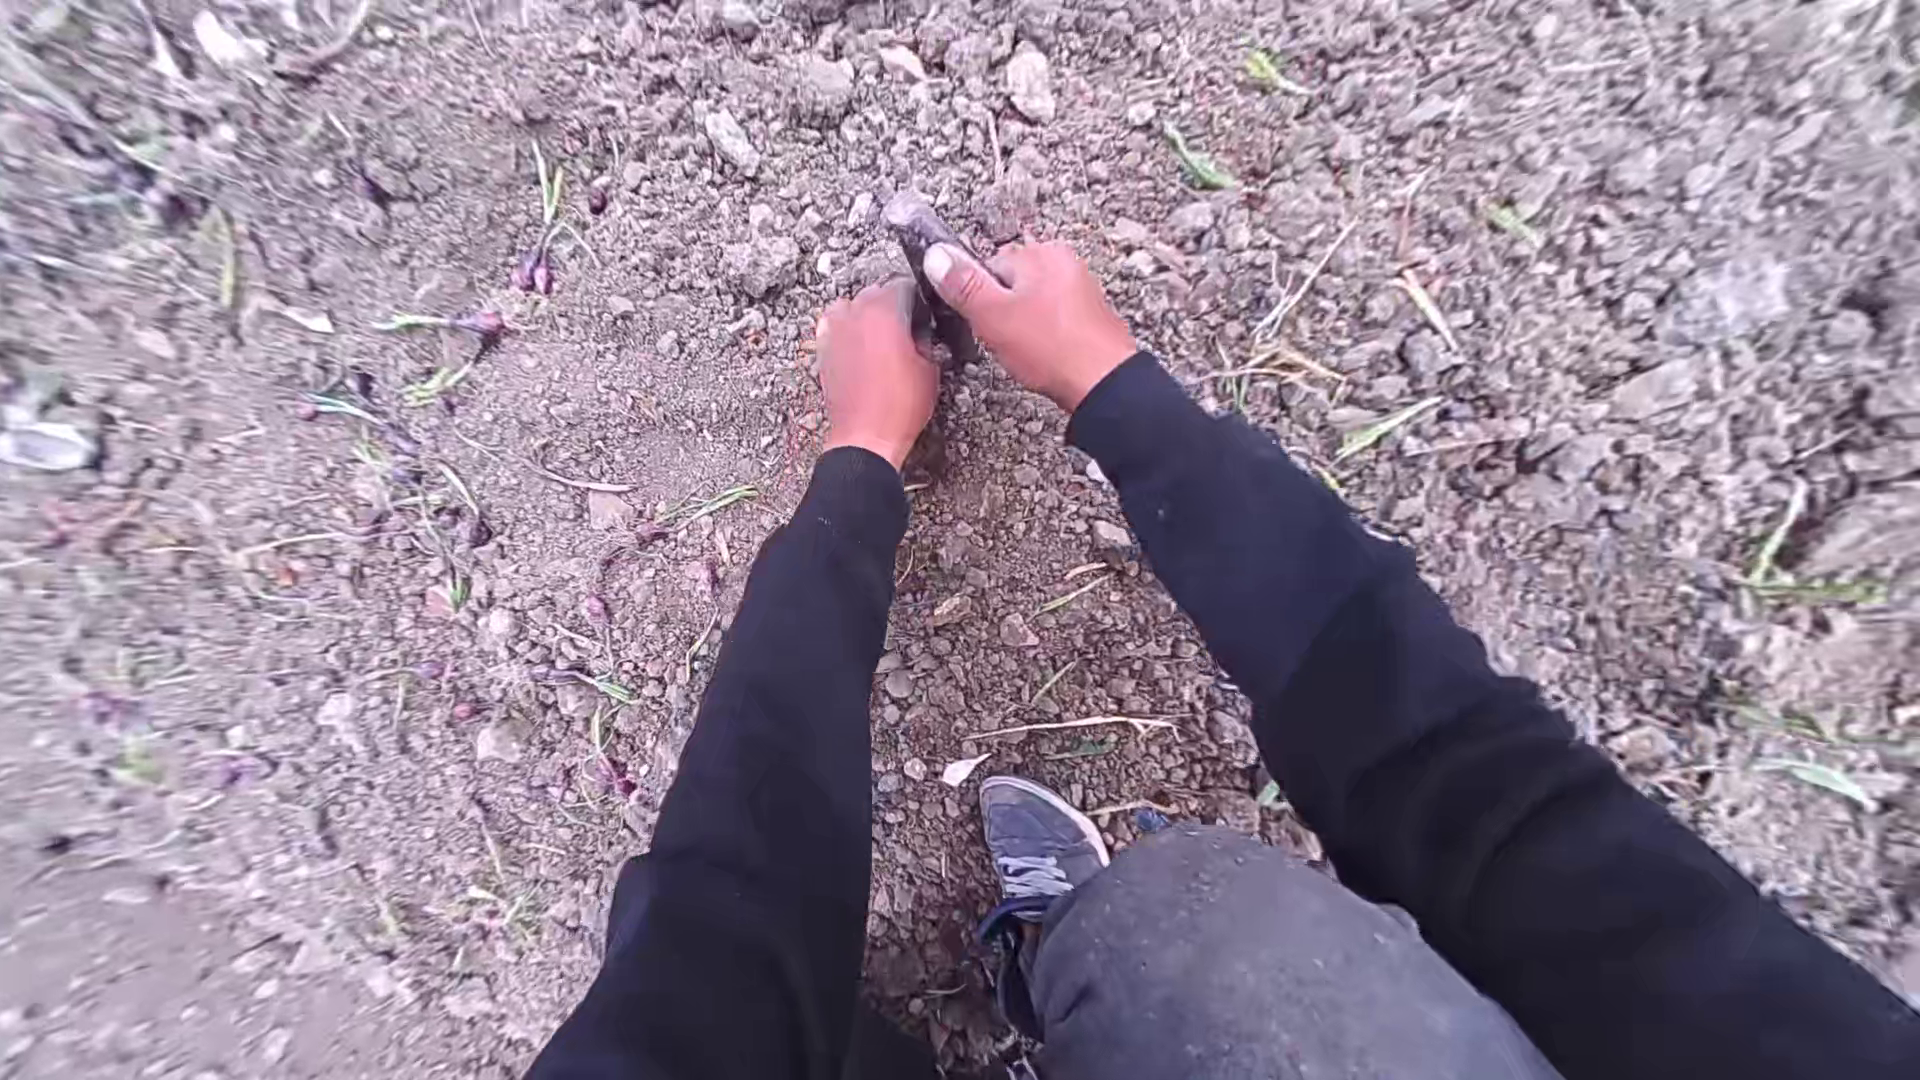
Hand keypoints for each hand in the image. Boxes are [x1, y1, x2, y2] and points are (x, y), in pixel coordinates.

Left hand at [816, 278, 939, 471]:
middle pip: (875, 292)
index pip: (904, 285)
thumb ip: (925, 340)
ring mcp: (834, 331)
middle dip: (892, 305)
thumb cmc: (898, 408)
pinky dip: (847, 329)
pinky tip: (860, 345)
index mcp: (884, 311)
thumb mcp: (929, 370)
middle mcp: (854, 313)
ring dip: (866, 314)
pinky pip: (834, 327)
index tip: (926, 313)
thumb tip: (920, 332)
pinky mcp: (823, 351)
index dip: (919, 299)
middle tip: (908, 328)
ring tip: (882, 337)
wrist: (866, 438)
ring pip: (851, 306)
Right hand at [923, 241, 1136, 411]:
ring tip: (1029, 352)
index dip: (980, 300)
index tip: (985, 322)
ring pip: (1033, 304)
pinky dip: (1046, 337)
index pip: (989, 265)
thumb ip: (963, 285)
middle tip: (1008, 340)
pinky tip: (1046, 356)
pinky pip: (1054, 321)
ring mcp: (1080, 289)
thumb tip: (936, 256)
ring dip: (1025, 327)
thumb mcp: (993, 316)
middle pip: (1013, 284)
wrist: (1101, 382)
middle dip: (1004, 312)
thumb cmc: (1052, 349)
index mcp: (1040, 254)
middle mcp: (1063, 263)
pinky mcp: (1089, 316)